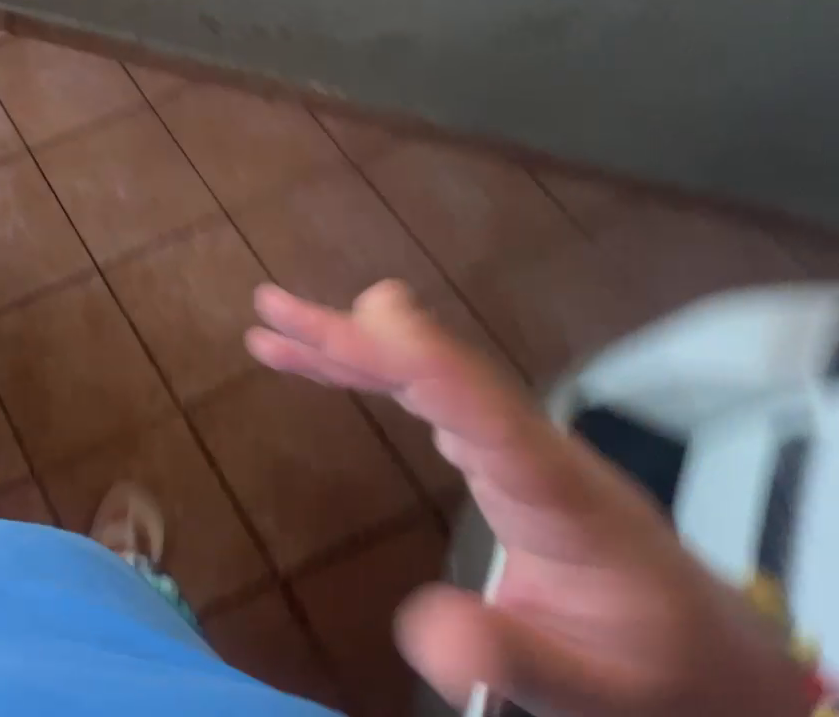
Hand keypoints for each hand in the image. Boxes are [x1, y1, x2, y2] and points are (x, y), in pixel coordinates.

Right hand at [246, 280, 806, 716]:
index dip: (409, 355)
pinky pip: (424, 395)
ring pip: (424, 374)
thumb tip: (422, 632)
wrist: (716, 668)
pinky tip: (326, 369)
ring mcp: (515, 446)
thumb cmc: (656, 676)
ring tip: (271, 331)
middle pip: (436, 370)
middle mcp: (532, 449)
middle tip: (270, 307)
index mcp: (557, 492)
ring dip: (348, 348)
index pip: (477, 405)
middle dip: (351, 336)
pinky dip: (365, 375)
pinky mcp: (498, 455)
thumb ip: (513, 657)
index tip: (347, 317)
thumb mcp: (594, 691)